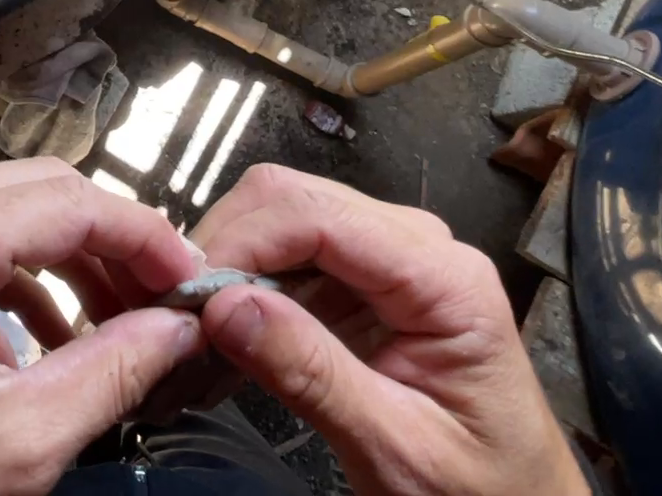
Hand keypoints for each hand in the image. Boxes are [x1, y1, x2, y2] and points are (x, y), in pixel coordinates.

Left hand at [0, 158, 205, 495]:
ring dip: (75, 251)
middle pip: (48, 190)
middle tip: (161, 296)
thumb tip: (172, 329)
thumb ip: (111, 369)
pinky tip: (57, 323)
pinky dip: (30, 265)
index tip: (186, 274)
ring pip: (18, 202)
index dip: (145, 236)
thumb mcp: (16, 438)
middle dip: (113, 239)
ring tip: (119, 314)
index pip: (72, 204)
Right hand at [191, 165, 589, 495]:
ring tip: (202, 309)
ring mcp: (387, 248)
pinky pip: (287, 241)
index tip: (190, 292)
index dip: (244, 240)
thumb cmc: (476, 495)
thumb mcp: (397, 452)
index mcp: (444, 277)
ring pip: (280, 207)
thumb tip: (220, 306)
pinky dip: (246, 267)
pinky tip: (232, 311)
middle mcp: (416, 241)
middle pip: (292, 195)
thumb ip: (312, 375)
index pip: (319, 215)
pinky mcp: (361, 267)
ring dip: (231, 250)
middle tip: (185, 301)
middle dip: (228, 238)